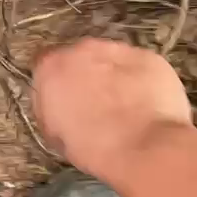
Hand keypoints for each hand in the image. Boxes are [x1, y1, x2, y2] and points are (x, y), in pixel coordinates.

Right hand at [32, 38, 195, 179]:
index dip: (56, 85)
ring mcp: (118, 50)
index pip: (46, 67)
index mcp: (51, 66)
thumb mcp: (54, 133)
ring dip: (114, 77)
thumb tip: (59, 105)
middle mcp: (81, 49)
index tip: (64, 102)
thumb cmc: (92, 145)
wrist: (144, 146)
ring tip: (126, 107)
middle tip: (96, 105)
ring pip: (112, 60)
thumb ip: (51, 108)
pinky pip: (140, 67)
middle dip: (86, 77)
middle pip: (80, 58)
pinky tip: (146, 105)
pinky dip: (141, 81)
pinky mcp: (150, 57)